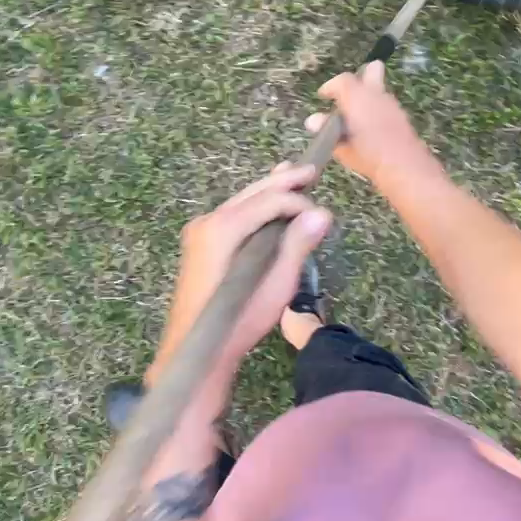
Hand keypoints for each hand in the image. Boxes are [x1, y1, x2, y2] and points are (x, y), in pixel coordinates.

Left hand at [148, 164, 332, 404]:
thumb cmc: (239, 320)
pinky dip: (253, 208)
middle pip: (251, 193)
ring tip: (291, 177)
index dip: (297, 201)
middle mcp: (207, 221)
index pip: (268, 200)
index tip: (322, 214)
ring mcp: (200, 231)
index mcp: (222, 227)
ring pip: (240, 202)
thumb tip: (322, 213)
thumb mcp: (276, 285)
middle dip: (281, 181)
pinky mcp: (200, 244)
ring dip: (267, 192)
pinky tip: (266, 205)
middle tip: (310, 170)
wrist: (198, 350)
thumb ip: (297, 245)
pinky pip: (231, 215)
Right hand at [306, 61, 440, 184]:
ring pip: (379, 90)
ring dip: (368, 96)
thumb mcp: (340, 144)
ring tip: (357, 114)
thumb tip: (312, 121)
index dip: (331, 86)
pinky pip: (386, 105)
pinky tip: (371, 127)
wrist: (403, 165)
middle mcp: (375, 94)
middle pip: (372, 70)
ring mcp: (392, 104)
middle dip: (361, 76)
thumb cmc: (366, 154)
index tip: (323, 95)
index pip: (342, 80)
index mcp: (356, 96)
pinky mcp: (402, 116)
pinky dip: (377, 109)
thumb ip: (326, 129)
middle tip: (349, 92)